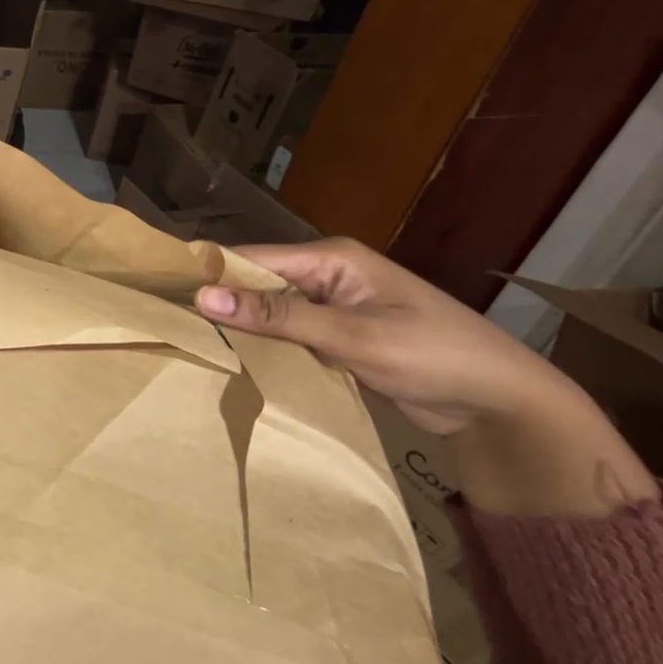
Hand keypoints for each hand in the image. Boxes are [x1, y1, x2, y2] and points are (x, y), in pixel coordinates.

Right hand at [194, 237, 562, 434]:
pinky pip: (284, 336)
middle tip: (165, 326)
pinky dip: (262, 348)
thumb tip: (202, 296)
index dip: (207, 274)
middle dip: (217, 303)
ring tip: (187, 347)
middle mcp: (325, 276)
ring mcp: (330, 308)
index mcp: (332, 258)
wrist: (504, 405)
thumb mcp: (354, 335)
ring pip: (265, 313)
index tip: (158, 294)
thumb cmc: (436, 355)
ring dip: (238, 330)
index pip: (250, 258)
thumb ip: (277, 315)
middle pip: (253, 283)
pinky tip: (232, 364)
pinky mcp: (334, 337)